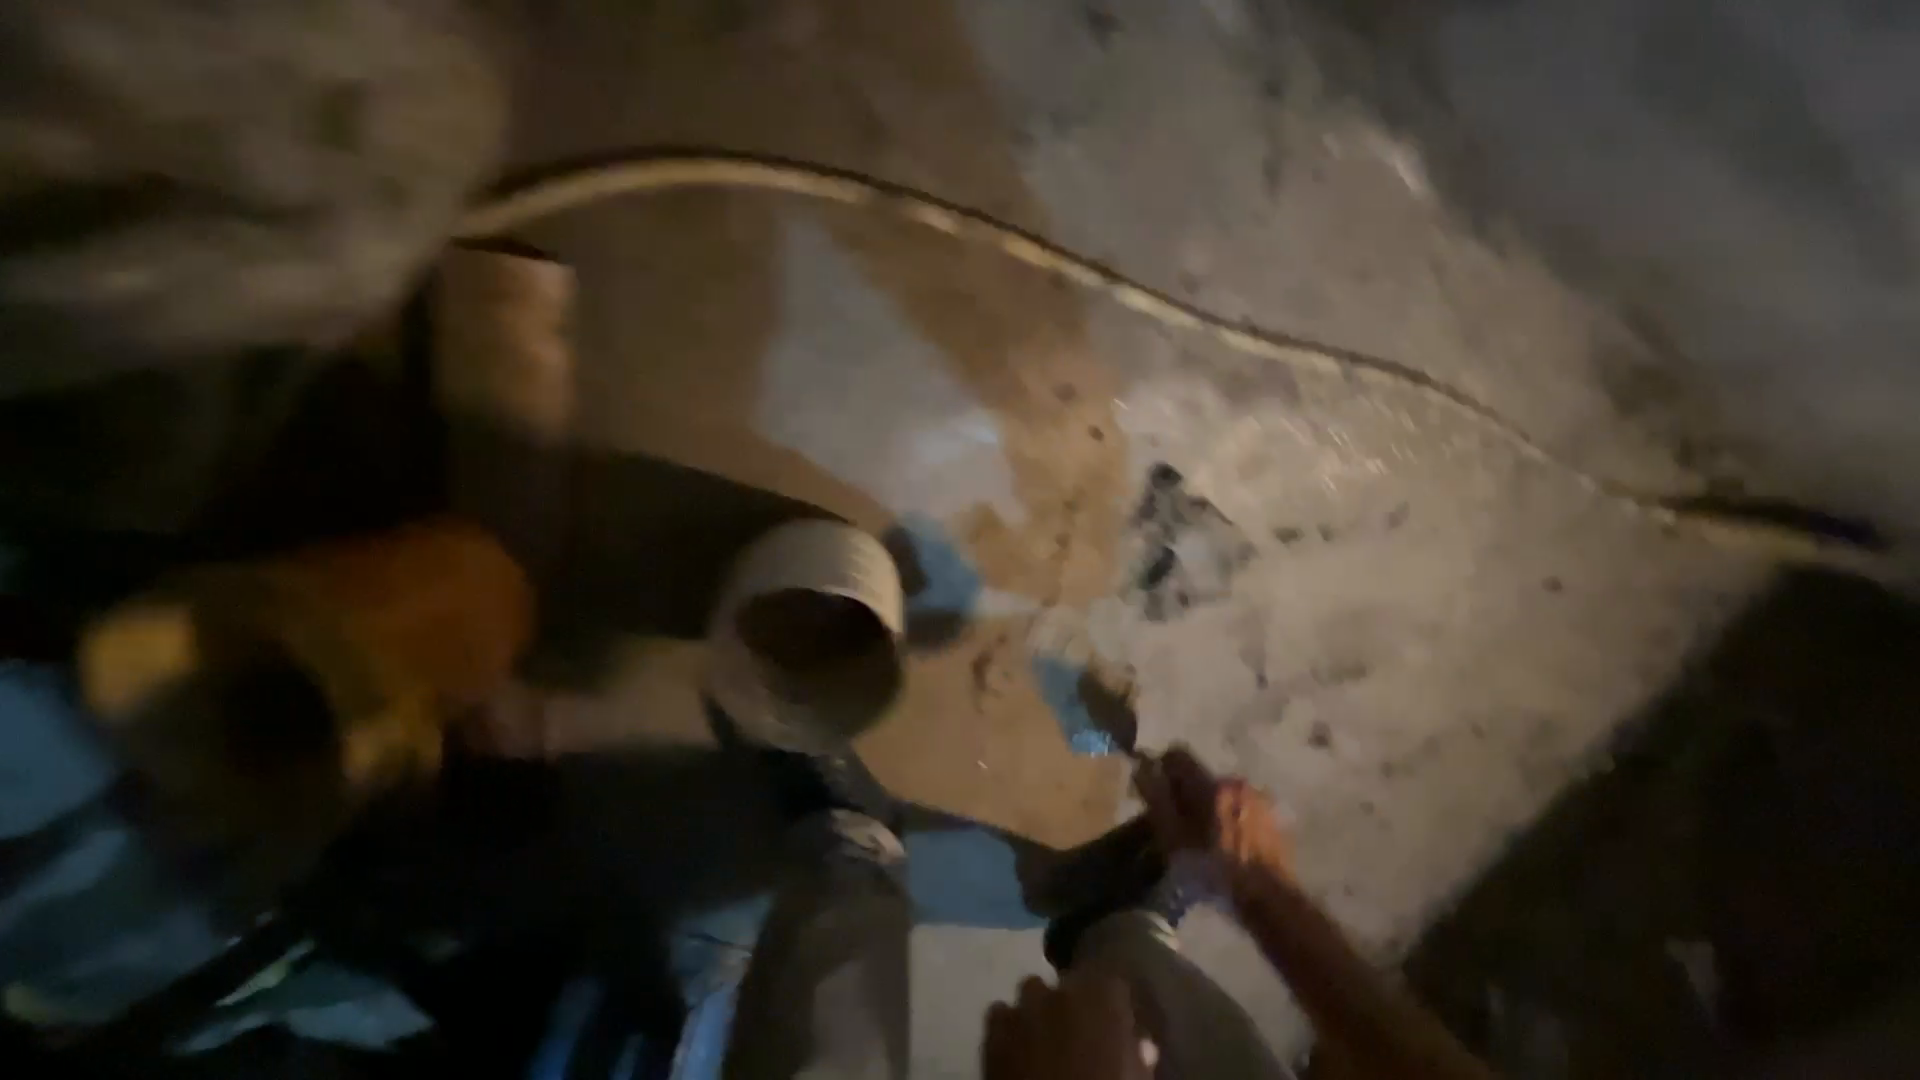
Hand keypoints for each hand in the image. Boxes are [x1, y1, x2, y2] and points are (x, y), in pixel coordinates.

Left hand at [982, 971, 1154, 1079]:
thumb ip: (1137, 1057)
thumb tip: (1140, 1045)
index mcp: (1104, 1001)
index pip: (1111, 981)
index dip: (1112, 1002)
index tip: (1115, 1022)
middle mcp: (1063, 992)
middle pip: (1069, 985)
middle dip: (1074, 1005)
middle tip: (1080, 1039)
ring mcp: (1025, 1007)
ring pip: (1033, 992)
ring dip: (1040, 1011)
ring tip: (1045, 1044)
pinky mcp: (995, 1029)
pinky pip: (1002, 1014)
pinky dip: (1009, 1027)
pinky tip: (1016, 1052)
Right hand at [1133, 746, 1290, 890]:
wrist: (1269, 899)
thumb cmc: (1215, 870)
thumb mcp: (1174, 839)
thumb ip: (1156, 799)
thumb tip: (1142, 769)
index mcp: (1211, 784)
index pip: (1177, 755)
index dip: (1161, 770)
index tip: (1156, 794)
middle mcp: (1236, 782)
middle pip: (1199, 776)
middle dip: (1186, 794)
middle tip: (1179, 826)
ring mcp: (1258, 798)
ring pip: (1220, 793)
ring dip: (1209, 807)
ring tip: (1205, 839)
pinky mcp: (1272, 816)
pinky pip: (1240, 806)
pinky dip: (1229, 817)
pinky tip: (1228, 845)